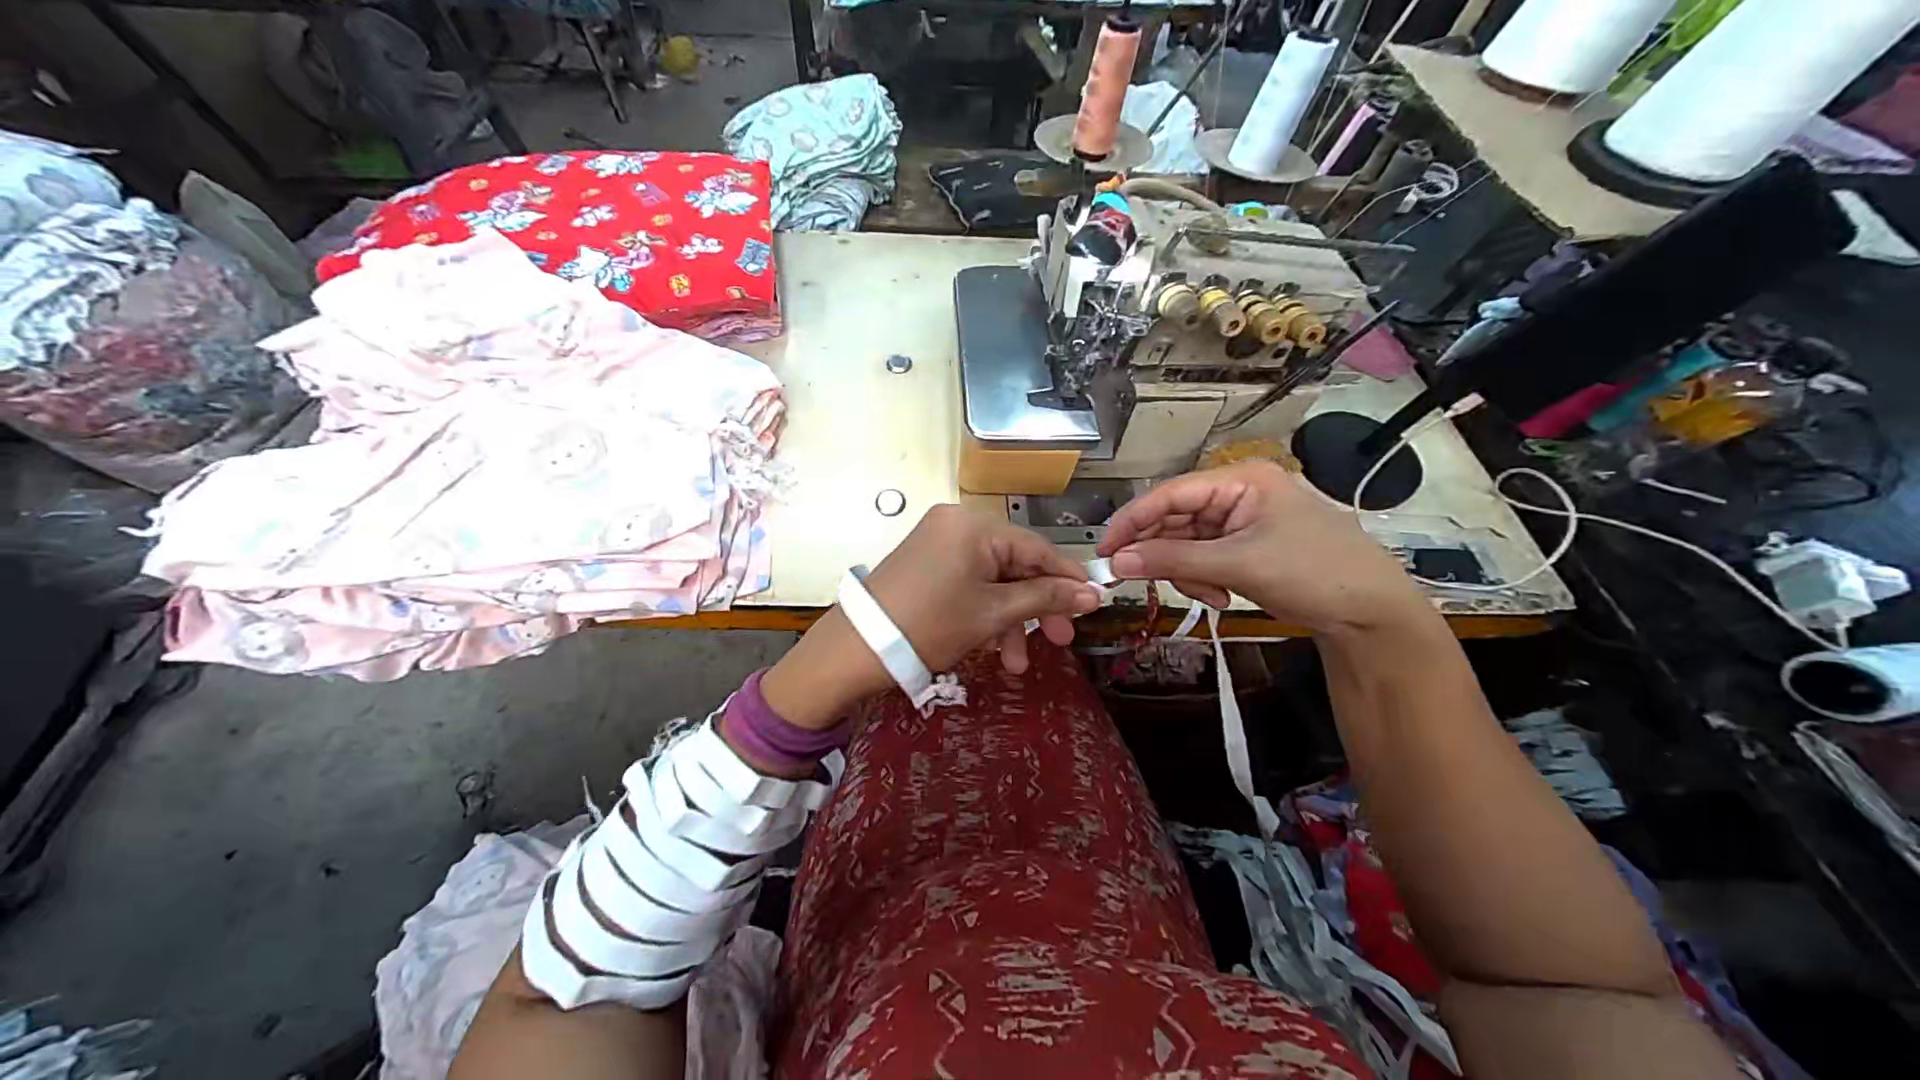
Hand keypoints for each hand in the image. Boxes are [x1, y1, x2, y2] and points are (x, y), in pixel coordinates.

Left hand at [762, 505, 1101, 728]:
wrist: (856, 649)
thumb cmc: (930, 625)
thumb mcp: (993, 614)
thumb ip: (1045, 599)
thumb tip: (1092, 594)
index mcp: (974, 525)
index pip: (1037, 548)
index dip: (1067, 579)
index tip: (1093, 603)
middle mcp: (957, 524)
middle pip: (1015, 565)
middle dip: (1037, 608)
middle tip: (1062, 641)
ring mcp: (938, 543)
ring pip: (992, 581)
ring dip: (1010, 621)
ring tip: (1017, 663)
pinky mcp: (926, 564)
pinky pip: (969, 584)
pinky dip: (984, 614)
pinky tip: (993, 649)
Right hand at [1096, 461, 1429, 636]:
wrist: (1370, 614)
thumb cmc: (1315, 572)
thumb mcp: (1238, 564)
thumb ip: (1173, 560)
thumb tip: (1116, 562)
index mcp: (1241, 480)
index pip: (1170, 493)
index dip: (1133, 521)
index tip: (1105, 551)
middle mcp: (1237, 495)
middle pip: (1174, 520)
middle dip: (1164, 554)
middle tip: (1145, 582)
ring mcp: (1240, 524)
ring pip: (1184, 545)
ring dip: (1186, 573)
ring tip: (1211, 595)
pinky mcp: (1243, 550)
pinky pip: (1202, 561)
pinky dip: (1202, 581)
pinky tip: (1222, 597)